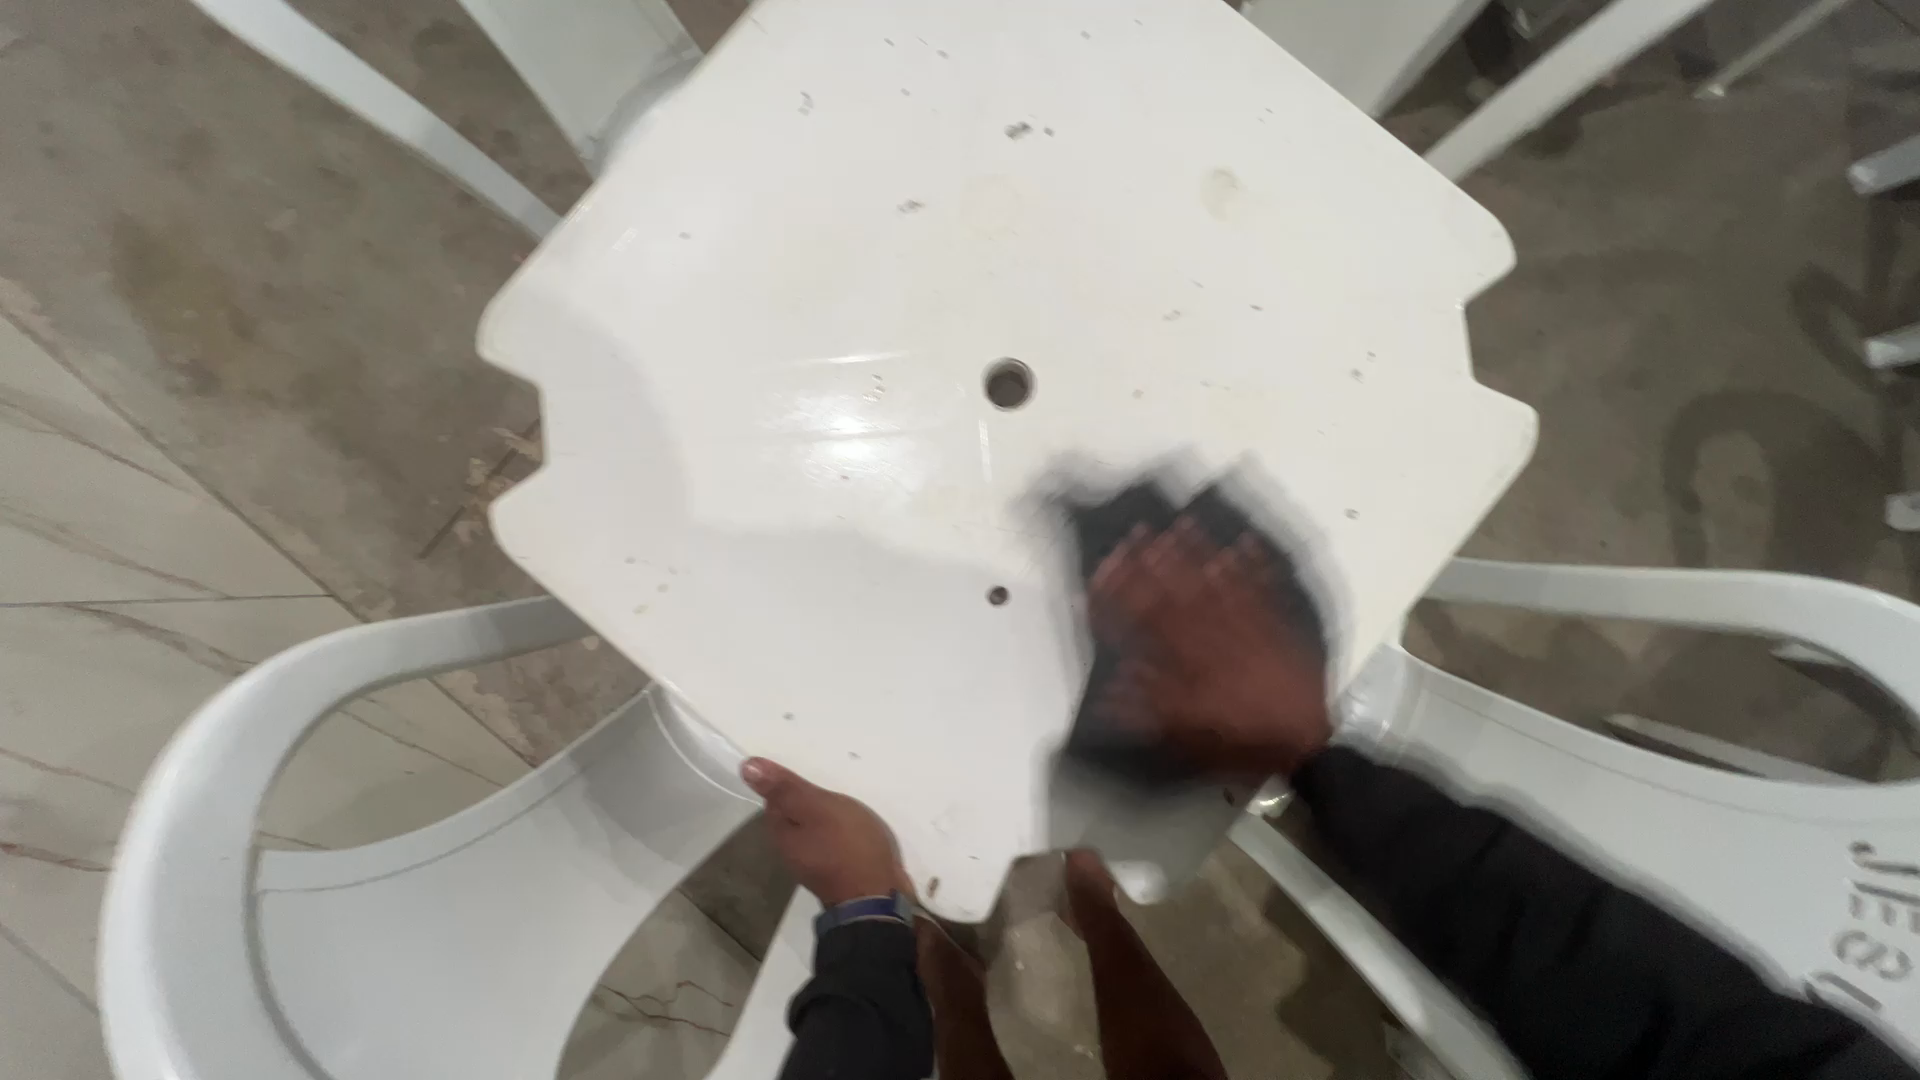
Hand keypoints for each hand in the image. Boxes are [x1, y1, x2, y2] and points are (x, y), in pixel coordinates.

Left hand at [741, 758, 909, 905]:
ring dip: (827, 812)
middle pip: (795, 814)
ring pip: (816, 827)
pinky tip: (857, 822)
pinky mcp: (839, 868)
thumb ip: (786, 788)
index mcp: (783, 835)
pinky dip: (842, 828)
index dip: (788, 782)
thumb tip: (745, 766)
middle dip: (809, 797)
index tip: (806, 768)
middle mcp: (793, 851)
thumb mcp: (817, 808)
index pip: (774, 800)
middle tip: (830, 778)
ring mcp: (816, 862)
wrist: (878, 898)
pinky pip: (834, 840)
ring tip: (847, 796)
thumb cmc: (847, 847)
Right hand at [1090, 518, 1330, 775]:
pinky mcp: (1275, 628)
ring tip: (1181, 524)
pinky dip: (1254, 565)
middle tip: (1138, 531)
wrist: (1306, 745)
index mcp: (1188, 662)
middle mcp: (1214, 636)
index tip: (1102, 570)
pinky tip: (1244, 541)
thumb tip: (1110, 684)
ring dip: (1197, 552)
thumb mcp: (1187, 735)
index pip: (1146, 620)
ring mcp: (1247, 627)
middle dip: (1155, 561)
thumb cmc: (1242, 741)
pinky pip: (1263, 591)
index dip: (1121, 594)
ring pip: (1216, 584)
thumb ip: (1148, 707)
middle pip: (1178, 592)